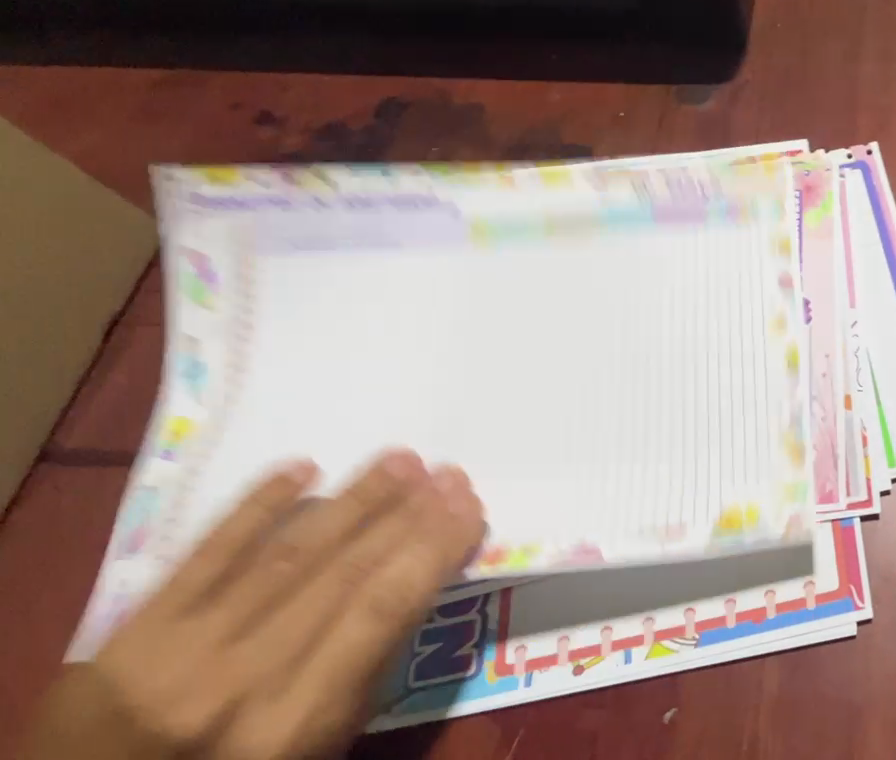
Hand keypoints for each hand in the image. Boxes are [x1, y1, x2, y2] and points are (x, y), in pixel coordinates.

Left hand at [22, 449, 485, 759]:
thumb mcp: (317, 747)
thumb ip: (363, 671)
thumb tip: (419, 579)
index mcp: (294, 722)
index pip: (382, 611)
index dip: (434, 550)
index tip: (471, 508)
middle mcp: (241, 683)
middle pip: (343, 575)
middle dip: (407, 516)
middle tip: (450, 473)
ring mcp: (180, 654)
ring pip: (288, 556)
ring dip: (354, 500)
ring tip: (402, 460)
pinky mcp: (130, 636)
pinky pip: (204, 557)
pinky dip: (255, 507)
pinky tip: (303, 467)